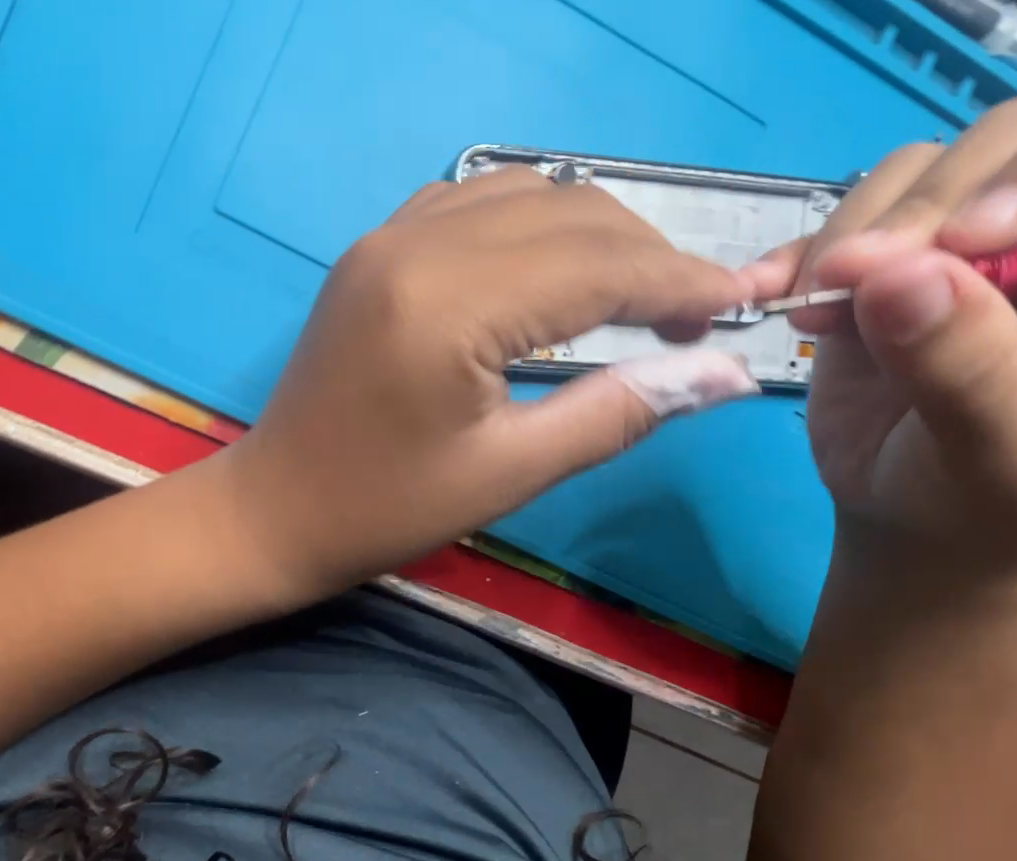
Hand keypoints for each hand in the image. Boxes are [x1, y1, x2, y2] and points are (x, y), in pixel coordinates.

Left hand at [219, 166, 752, 598]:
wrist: (274, 509)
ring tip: (631, 296)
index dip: (680, 282)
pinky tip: (551, 271)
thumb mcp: (508, 474)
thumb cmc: (384, 510)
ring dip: (593, 234)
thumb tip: (724, 372)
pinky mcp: (372, 248)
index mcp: (449, 305)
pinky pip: (472, 203)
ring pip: (525, 193)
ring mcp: (386, 237)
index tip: (742, 304)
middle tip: (690, 316)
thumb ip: (616, 412)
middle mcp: (417, 245)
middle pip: (570, 214)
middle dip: (646, 256)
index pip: (597, 264)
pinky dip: (530, 223)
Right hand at [743, 64, 1016, 580]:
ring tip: (817, 307)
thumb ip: (969, 362)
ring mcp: (976, 238)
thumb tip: (892, 276)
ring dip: (856, 230)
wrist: (918, 524)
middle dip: (930, 207)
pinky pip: (847, 216)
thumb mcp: (1008, 443)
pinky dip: (801, 251)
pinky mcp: (892, 262)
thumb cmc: (998, 496)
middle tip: (856, 281)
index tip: (971, 237)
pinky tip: (771, 295)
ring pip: (922, 168)